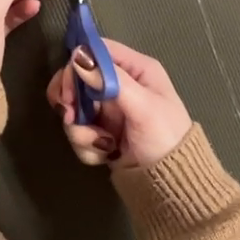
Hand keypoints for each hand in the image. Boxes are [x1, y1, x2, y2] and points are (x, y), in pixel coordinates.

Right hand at [45, 38, 192, 168]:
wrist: (171, 188)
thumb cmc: (165, 139)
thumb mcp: (143, 108)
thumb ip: (111, 81)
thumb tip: (79, 56)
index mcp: (137, 69)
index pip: (98, 51)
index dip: (78, 65)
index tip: (68, 89)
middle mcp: (121, 85)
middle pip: (79, 78)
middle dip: (73, 102)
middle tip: (72, 118)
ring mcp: (109, 110)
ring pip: (75, 109)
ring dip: (82, 130)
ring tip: (102, 145)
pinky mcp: (101, 133)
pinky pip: (79, 132)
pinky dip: (88, 146)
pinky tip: (106, 155)